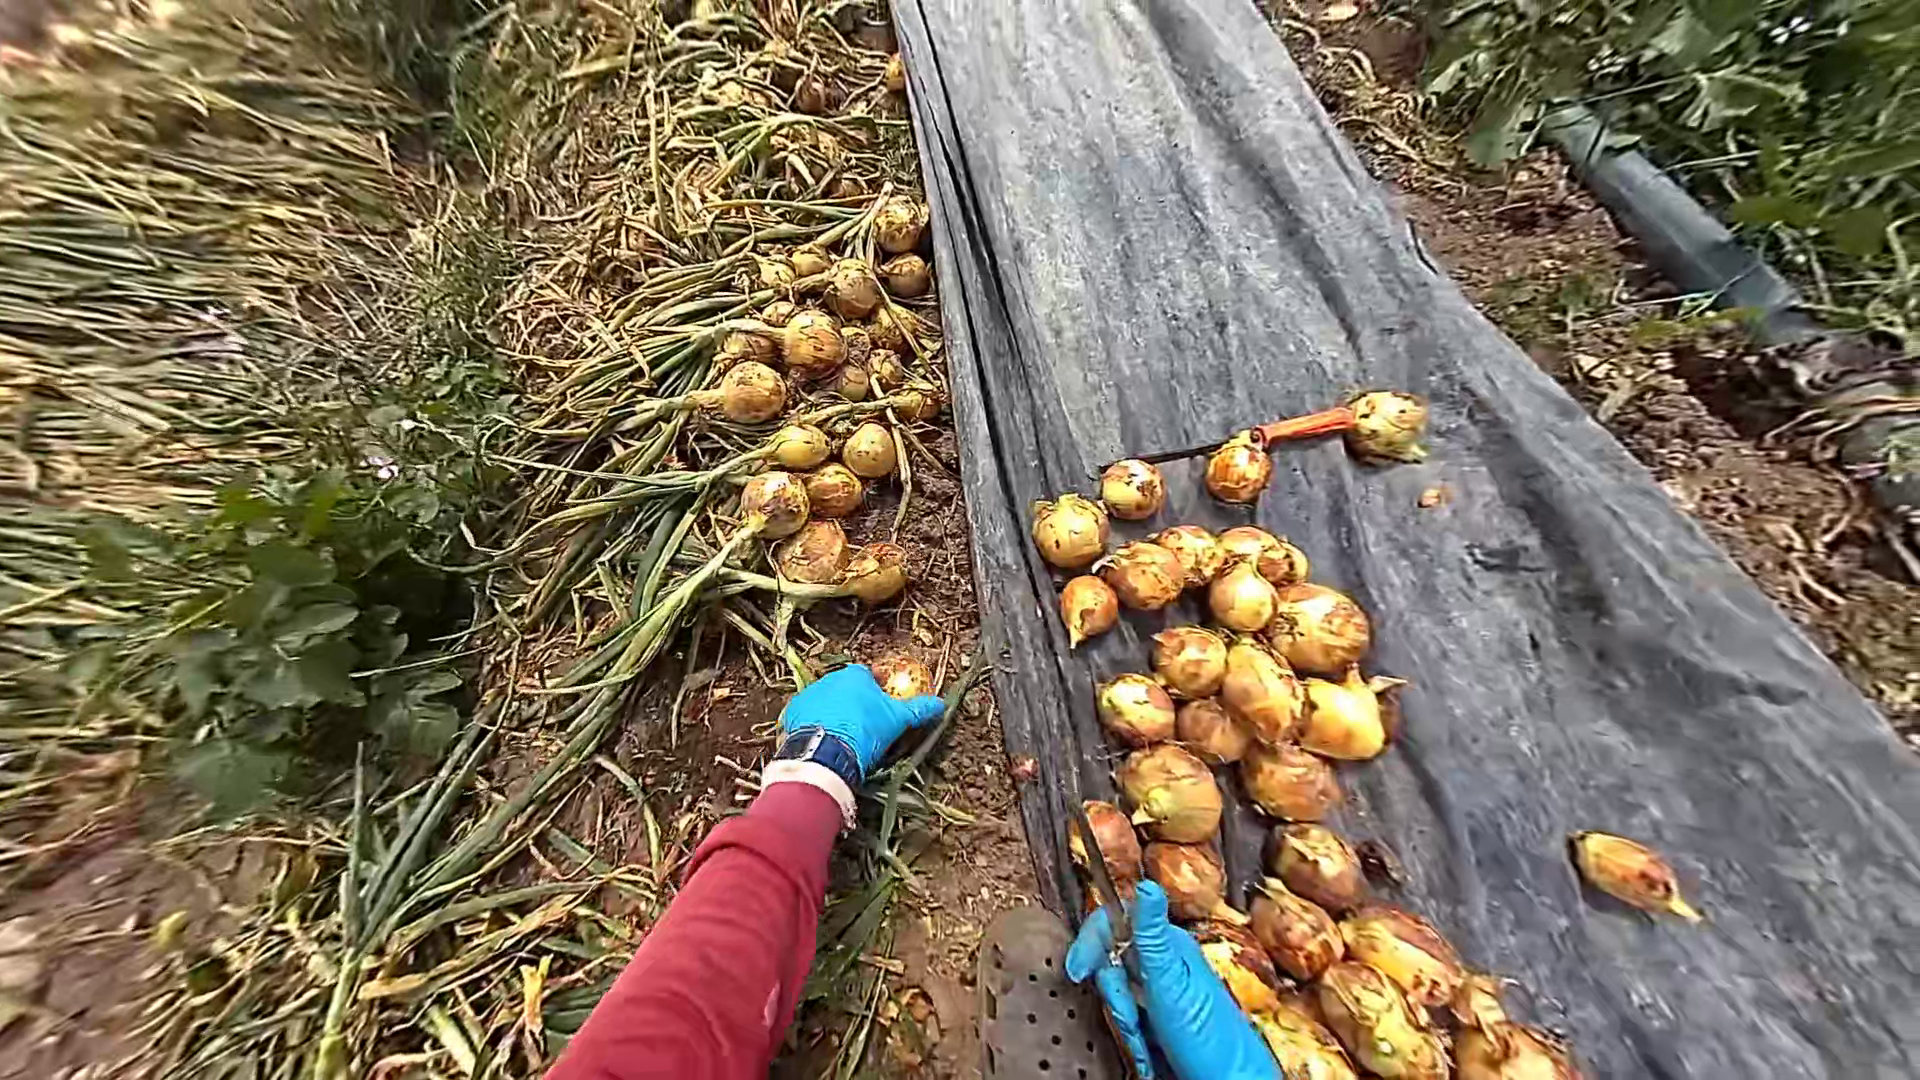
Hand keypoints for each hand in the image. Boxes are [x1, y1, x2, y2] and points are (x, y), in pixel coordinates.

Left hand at [778, 664, 944, 775]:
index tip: (882, 708)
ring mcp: (809, 695)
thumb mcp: (897, 721)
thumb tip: (941, 703)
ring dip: (835, 714)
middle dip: (855, 702)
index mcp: (856, 675)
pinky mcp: (793, 713)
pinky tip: (825, 741)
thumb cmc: (866, 731)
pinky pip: (808, 716)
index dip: (877, 691)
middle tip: (865, 726)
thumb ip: (919, 709)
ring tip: (844, 737)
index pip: (869, 676)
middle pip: (847, 688)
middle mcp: (830, 679)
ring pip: (827, 702)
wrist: (826, 754)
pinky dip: (816, 725)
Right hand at [1065, 882, 1277, 1079]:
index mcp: (1165, 941)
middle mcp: (1161, 959)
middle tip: (1131, 1020)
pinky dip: (1131, 1035)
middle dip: (1113, 992)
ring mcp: (1160, 989)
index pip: (1114, 920)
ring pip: (1118, 989)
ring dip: (1122, 1018)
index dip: (1090, 940)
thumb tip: (1145, 882)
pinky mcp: (1159, 1018)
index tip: (1076, 971)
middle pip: (1111, 957)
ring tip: (1144, 1046)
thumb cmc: (1205, 1035)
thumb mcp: (1172, 980)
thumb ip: (1152, 932)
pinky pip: (1129, 1014)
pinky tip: (1145, 1054)